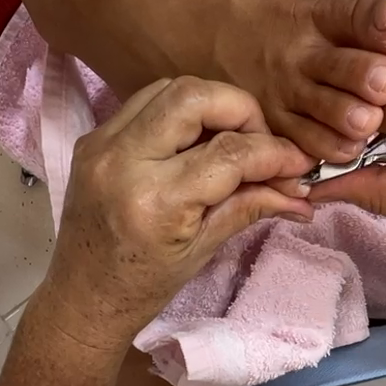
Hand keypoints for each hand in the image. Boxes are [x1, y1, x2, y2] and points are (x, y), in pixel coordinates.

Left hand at [38, 77, 315, 350]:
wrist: (82, 296)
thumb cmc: (144, 286)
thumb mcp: (202, 250)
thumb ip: (250, 206)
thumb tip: (302, 193)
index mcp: (154, 202)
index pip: (229, 153)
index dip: (273, 153)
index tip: (298, 164)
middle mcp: (122, 162)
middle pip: (195, 96)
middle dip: (241, 110)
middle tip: (259, 142)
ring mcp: (101, 146)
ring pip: (168, 89)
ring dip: (209, 106)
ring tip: (230, 139)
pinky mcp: (92, 140)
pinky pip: (143, 104)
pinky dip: (177, 114)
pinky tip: (194, 142)